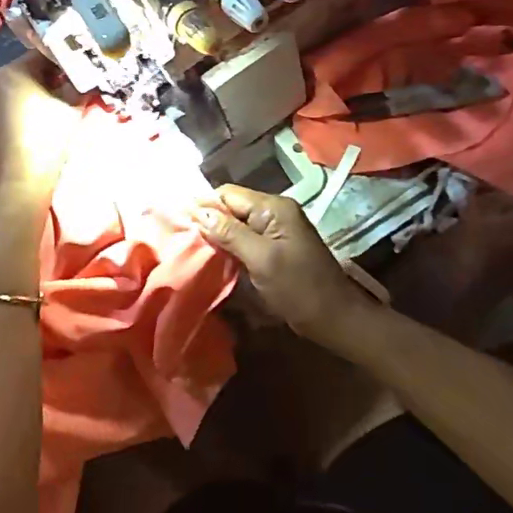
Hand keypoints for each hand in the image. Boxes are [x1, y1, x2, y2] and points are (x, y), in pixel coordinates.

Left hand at [0, 54, 79, 195]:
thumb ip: (82, 86)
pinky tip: (30, 115)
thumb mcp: (73, 106)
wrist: (23, 180)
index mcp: (14, 69)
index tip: (85, 66)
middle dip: (53, 76)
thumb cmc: (47, 137)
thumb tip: (91, 75)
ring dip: (37, 91)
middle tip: (78, 84)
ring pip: (18, 87)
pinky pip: (6, 106)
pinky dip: (18, 106)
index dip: (68, 58)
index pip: (45, 52)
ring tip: (58, 102)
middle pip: (31, 70)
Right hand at [193, 185, 376, 344]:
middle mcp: (274, 212)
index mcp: (273, 207)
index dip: (204, 206)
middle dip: (209, 221)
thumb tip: (198, 210)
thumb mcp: (261, 260)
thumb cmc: (299, 288)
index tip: (179, 223)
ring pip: (237, 224)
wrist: (334, 318)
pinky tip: (215, 259)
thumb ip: (230, 233)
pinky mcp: (275, 248)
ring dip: (218, 236)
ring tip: (193, 249)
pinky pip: (246, 239)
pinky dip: (230, 247)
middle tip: (181, 239)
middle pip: (232, 207)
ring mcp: (276, 230)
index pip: (229, 194)